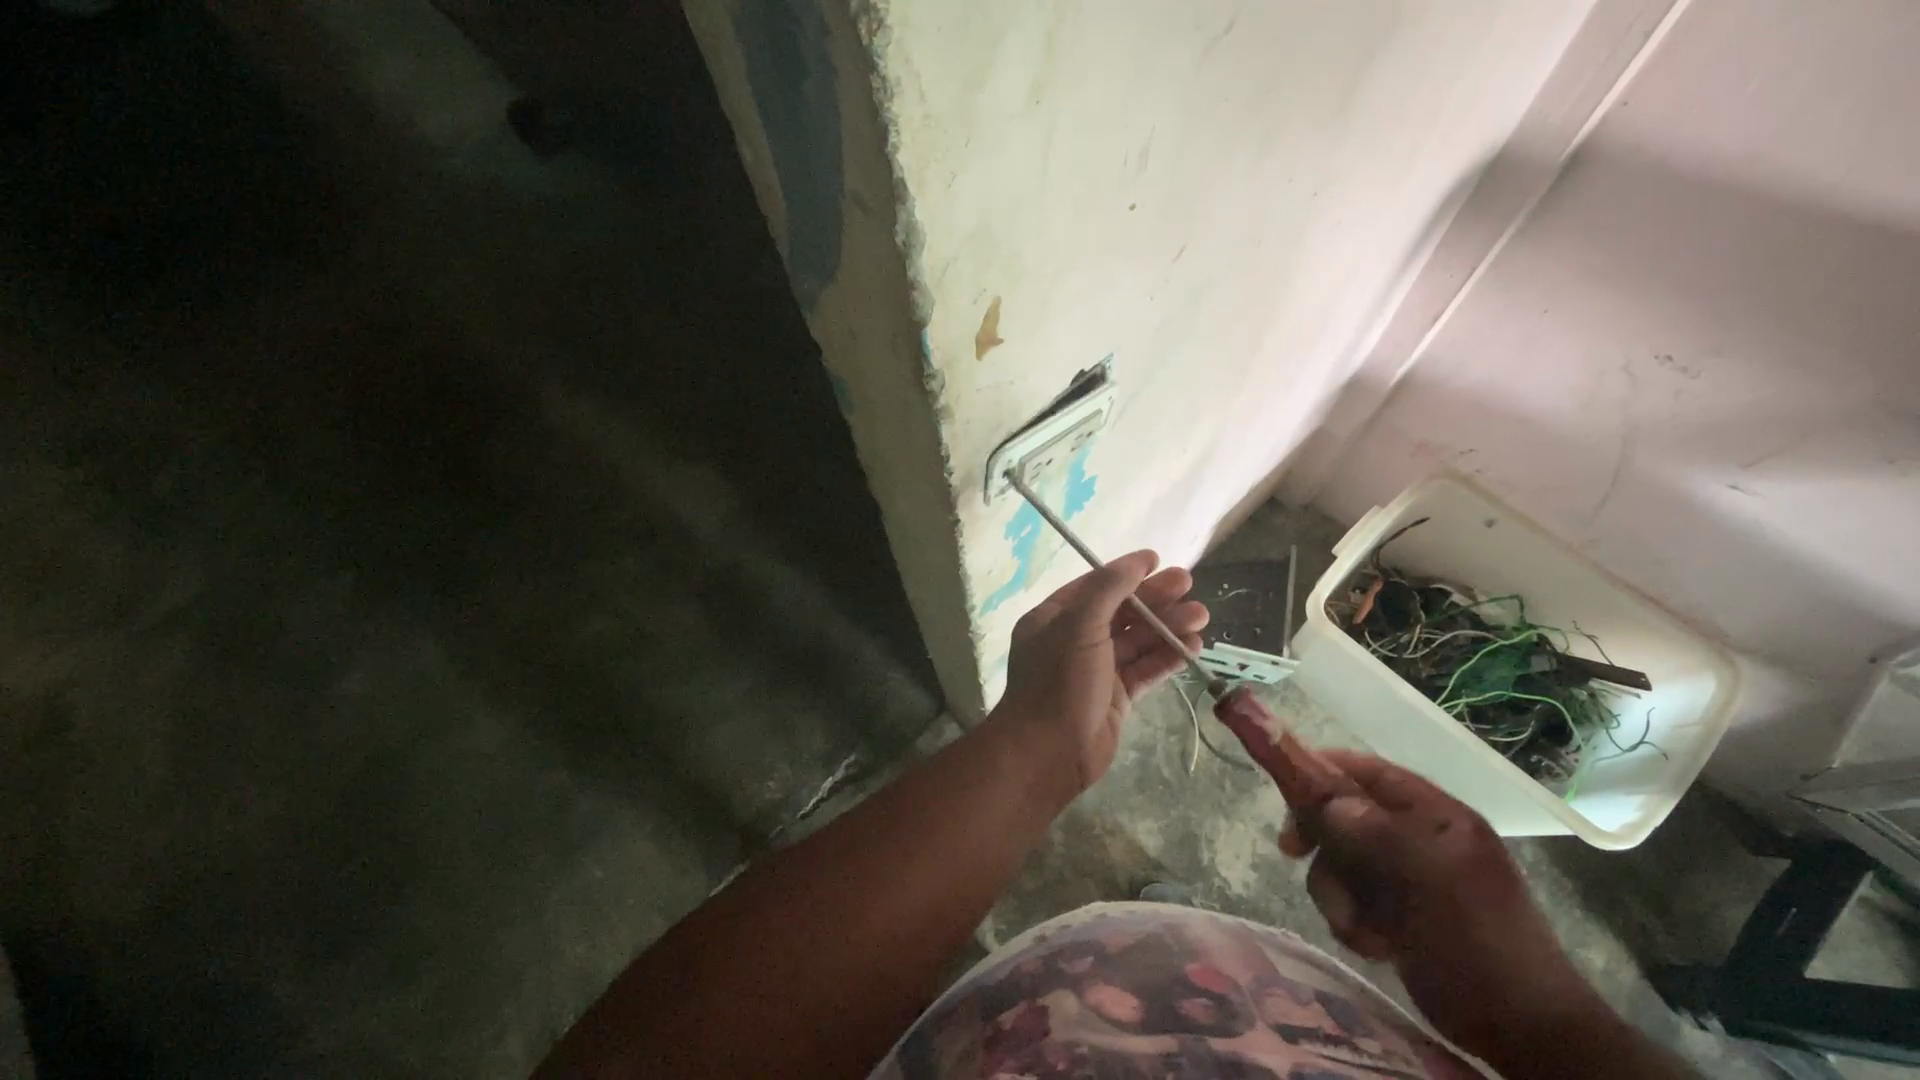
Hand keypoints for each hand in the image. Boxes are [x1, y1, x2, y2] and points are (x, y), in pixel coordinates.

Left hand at [992, 550, 1206, 792]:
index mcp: (1054, 618)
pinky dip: (1167, 657)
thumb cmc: (1058, 681)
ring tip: (1201, 615)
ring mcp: (1095, 670)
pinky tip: (1193, 645)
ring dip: (1167, 626)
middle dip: (1154, 598)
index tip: (1158, 561)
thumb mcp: (1078, 625)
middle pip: (1119, 612)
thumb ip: (1107, 590)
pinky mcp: (1115, 697)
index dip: (1125, 572)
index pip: (1094, 586)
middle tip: (1189, 584)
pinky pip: (1144, 670)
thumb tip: (1136, 562)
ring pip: (1136, 641)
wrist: (1048, 752)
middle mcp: (1073, 640)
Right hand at [1274, 750, 1616, 1061]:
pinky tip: (1373, 945)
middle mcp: (1419, 838)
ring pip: (1341, 860)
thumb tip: (1328, 801)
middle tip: (1293, 854)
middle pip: (1345, 814)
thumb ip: (1376, 833)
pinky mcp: (1399, 914)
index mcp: (1436, 816)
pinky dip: (1351, 919)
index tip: (1283, 794)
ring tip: (1360, 927)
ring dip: (1337, 892)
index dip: (1321, 770)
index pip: (1367, 771)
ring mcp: (1409, 877)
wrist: (1524, 1032)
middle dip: (1322, 841)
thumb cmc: (1479, 945)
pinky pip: (1353, 898)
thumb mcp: (1428, 882)